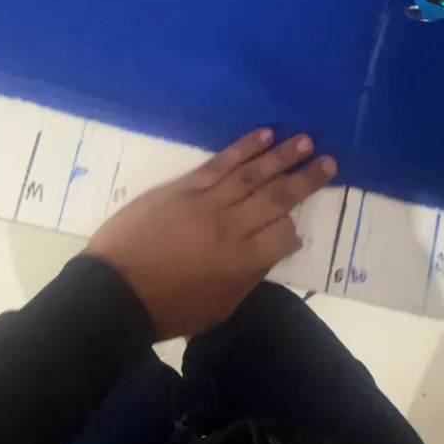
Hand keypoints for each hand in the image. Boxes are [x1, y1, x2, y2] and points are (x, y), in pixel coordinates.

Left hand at [83, 128, 335, 339]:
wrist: (114, 290)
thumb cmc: (166, 308)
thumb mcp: (216, 308)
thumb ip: (248, 278)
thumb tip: (272, 251)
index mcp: (240, 262)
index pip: (283, 236)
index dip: (294, 230)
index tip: (298, 227)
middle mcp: (230, 226)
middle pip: (276, 198)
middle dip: (305, 179)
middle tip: (330, 161)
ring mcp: (207, 201)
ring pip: (253, 173)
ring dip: (282, 155)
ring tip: (306, 140)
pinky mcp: (185, 186)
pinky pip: (221, 163)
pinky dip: (244, 148)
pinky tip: (265, 135)